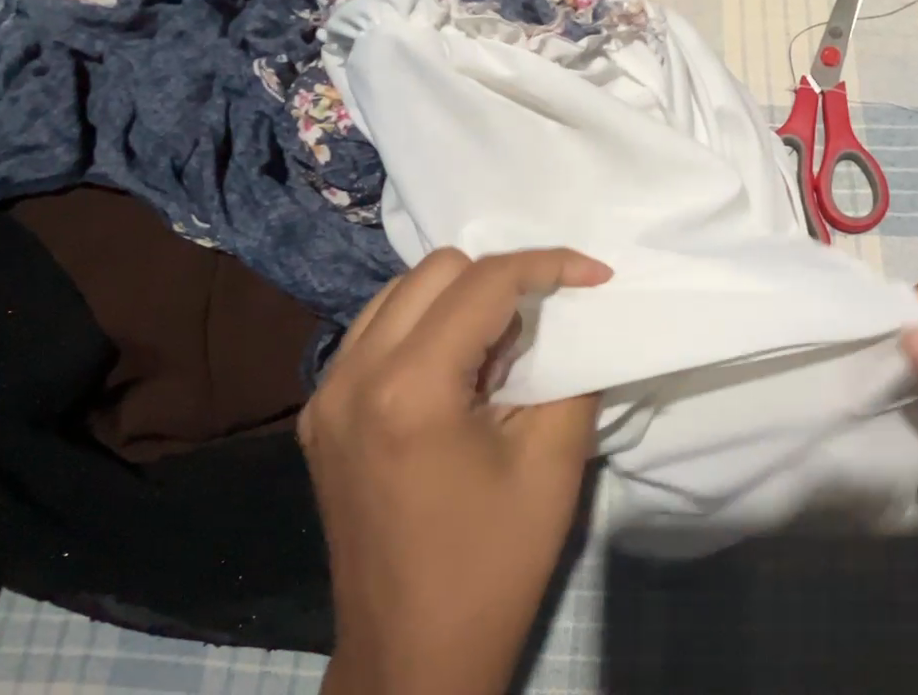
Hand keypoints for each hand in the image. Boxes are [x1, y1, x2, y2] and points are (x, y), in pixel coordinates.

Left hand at [300, 247, 611, 694]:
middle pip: (436, 270)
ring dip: (460, 298)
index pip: (485, 282)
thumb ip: (569, 370)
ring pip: (399, 294)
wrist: (414, 652)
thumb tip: (572, 323)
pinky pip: (375, 334)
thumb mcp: (554, 460)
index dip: (550, 264)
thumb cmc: (495, 561)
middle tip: (545, 323)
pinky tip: (458, 372)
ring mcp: (326, 397)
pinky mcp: (320, 419)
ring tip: (502, 348)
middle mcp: (352, 376)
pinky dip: (424, 327)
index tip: (597, 275)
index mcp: (410, 388)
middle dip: (503, 278)